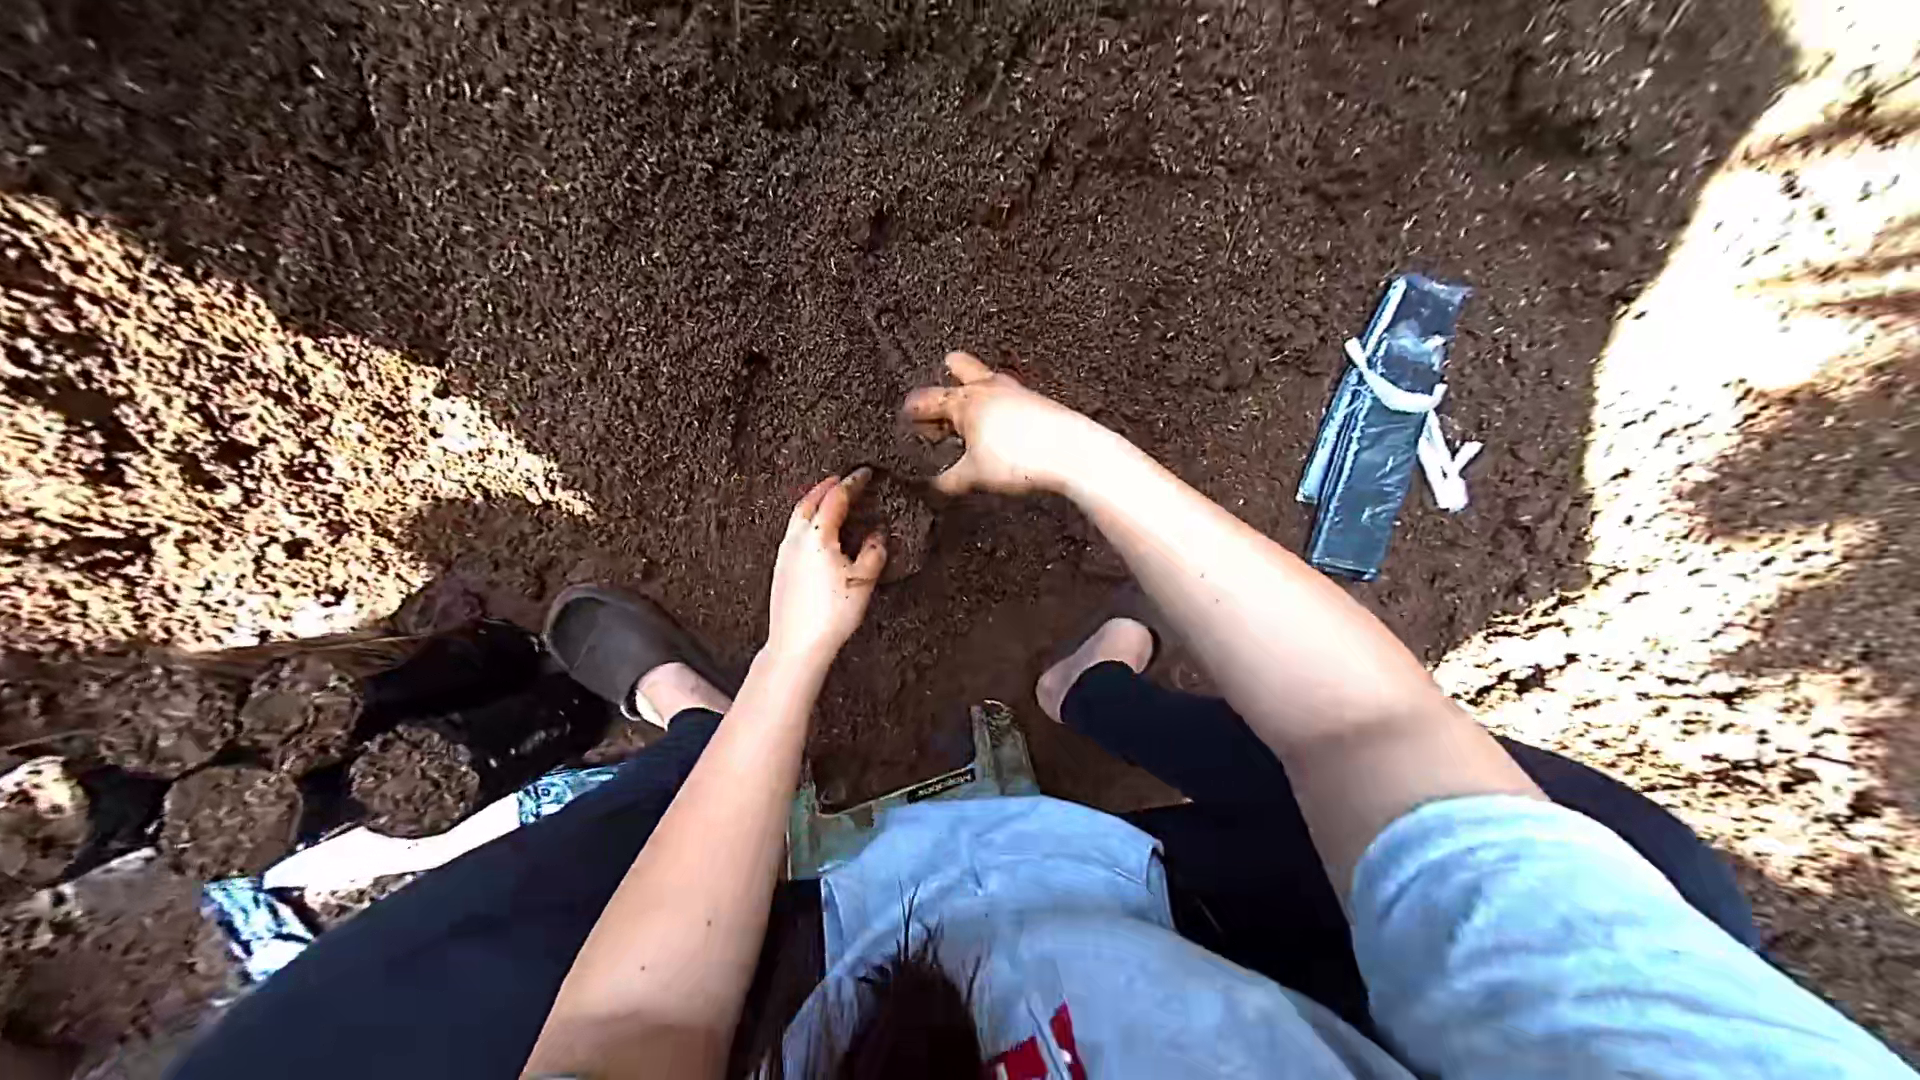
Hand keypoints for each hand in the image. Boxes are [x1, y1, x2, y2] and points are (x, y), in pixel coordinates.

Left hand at [766, 470, 886, 666]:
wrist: (796, 644)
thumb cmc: (830, 615)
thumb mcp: (863, 581)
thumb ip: (873, 552)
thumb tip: (877, 535)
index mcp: (818, 536)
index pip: (836, 498)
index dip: (852, 483)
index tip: (864, 474)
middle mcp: (797, 539)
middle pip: (810, 500)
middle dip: (827, 486)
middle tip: (842, 480)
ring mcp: (785, 553)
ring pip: (798, 515)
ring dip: (814, 501)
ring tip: (828, 499)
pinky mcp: (781, 568)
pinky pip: (793, 532)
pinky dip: (806, 520)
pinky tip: (815, 532)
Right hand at [902, 352, 1103, 495]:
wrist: (1071, 451)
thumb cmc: (1020, 456)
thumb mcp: (974, 475)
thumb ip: (949, 479)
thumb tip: (935, 485)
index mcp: (964, 401)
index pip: (927, 399)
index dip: (914, 409)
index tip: (908, 415)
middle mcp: (988, 388)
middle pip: (960, 367)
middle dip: (948, 374)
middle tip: (943, 390)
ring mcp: (1014, 391)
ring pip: (987, 379)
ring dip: (975, 392)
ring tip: (971, 412)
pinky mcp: (1036, 401)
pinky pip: (1009, 396)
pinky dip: (998, 406)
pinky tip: (1002, 425)